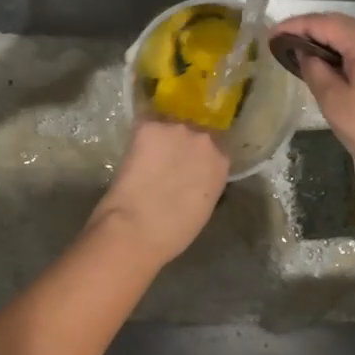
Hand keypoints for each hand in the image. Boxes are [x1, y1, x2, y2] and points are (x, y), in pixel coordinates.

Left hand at [88, 118, 229, 266]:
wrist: (137, 228)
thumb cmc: (173, 231)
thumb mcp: (204, 205)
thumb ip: (205, 179)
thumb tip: (194, 172)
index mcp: (220, 161)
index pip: (215, 144)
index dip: (199, 153)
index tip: (189, 162)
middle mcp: (203, 138)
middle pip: (193, 130)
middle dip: (182, 142)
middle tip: (167, 158)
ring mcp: (176, 128)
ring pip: (168, 124)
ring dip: (161, 136)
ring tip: (148, 155)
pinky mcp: (149, 126)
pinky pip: (146, 123)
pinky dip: (141, 135)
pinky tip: (134, 151)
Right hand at [273, 13, 354, 195]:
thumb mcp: (333, 101)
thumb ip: (313, 69)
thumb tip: (304, 52)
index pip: (322, 22)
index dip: (294, 26)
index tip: (270, 36)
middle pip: (338, 24)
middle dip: (308, 30)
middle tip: (280, 44)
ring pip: (351, 36)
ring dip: (325, 41)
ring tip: (298, 53)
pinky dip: (341, 52)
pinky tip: (328, 65)